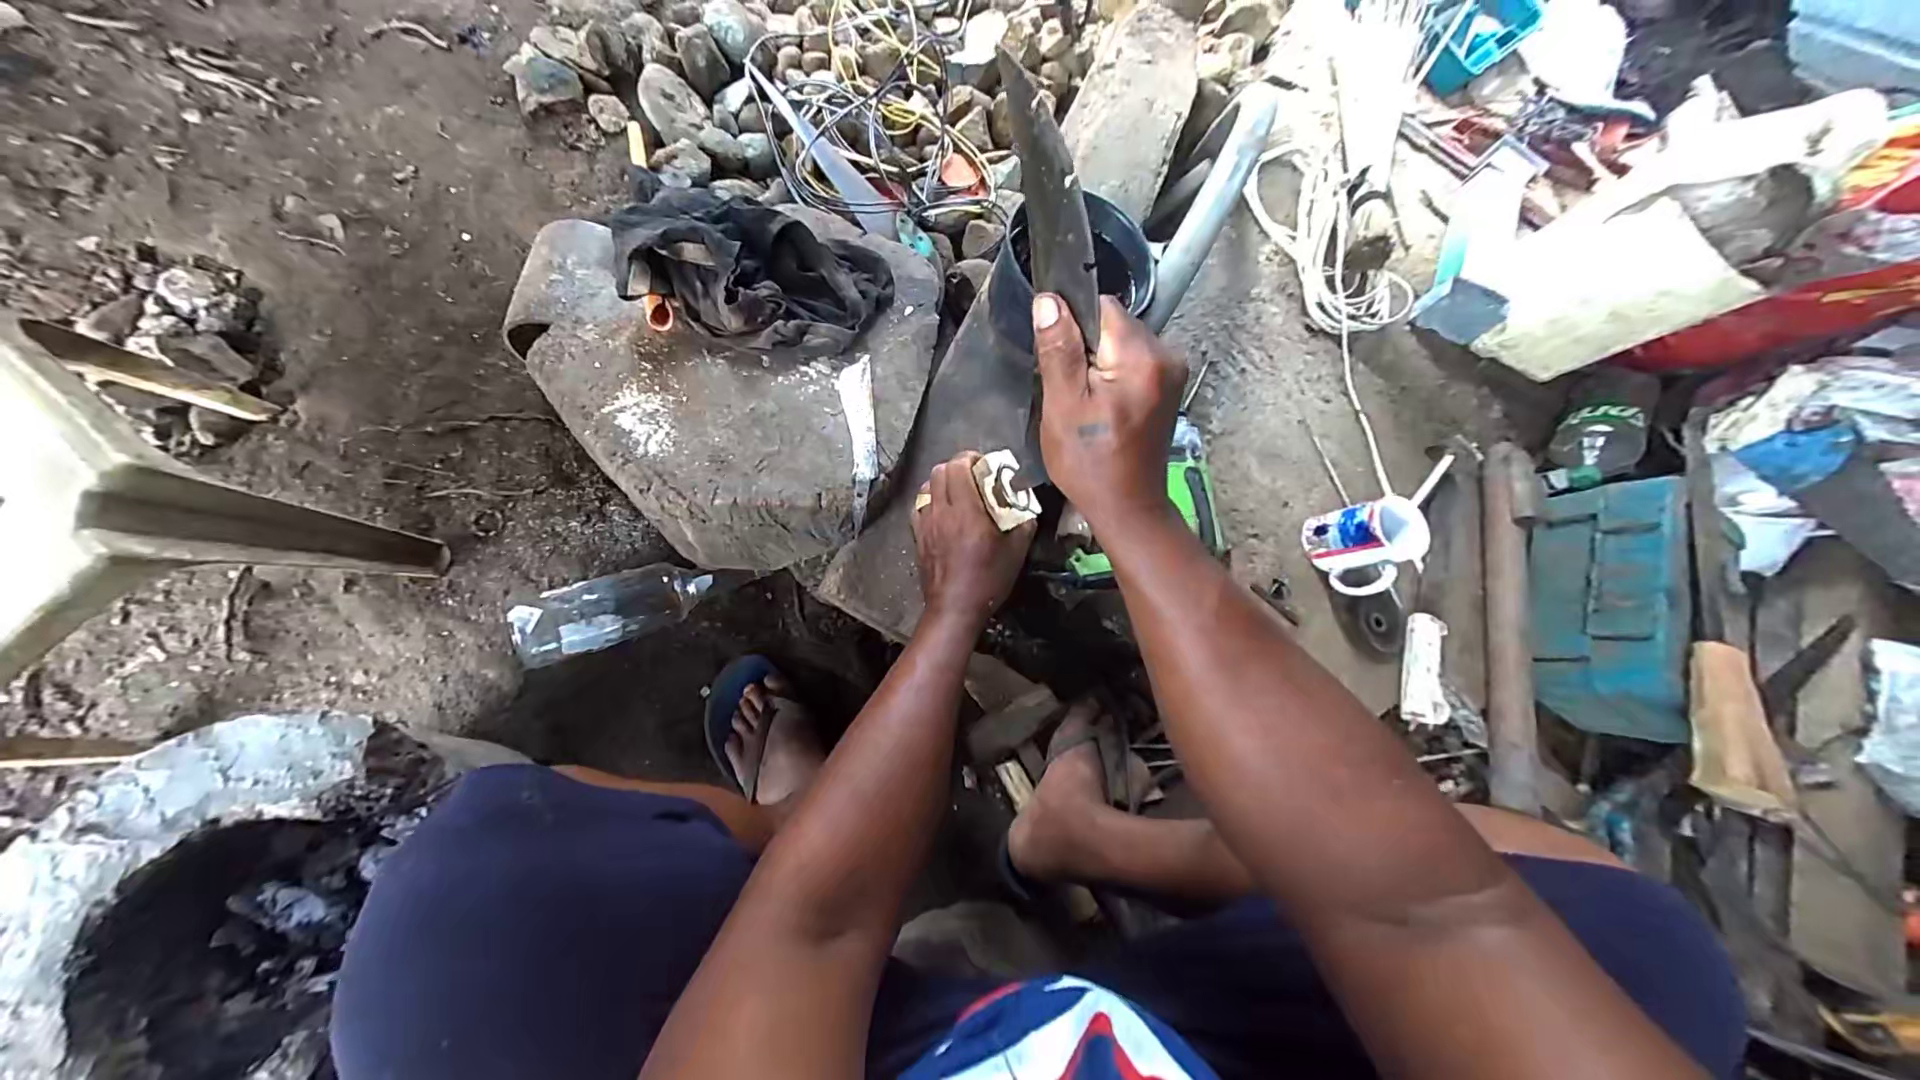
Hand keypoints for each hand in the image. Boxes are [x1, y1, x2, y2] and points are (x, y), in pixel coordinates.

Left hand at [911, 451, 1036, 625]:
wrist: (954, 608)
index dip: (970, 458)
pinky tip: (943, 511)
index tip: (984, 464)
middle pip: (939, 470)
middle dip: (956, 466)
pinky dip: (930, 499)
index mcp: (966, 511)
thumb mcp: (1016, 552)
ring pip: (926, 486)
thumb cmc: (988, 580)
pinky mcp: (917, 536)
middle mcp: (942, 512)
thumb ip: (1024, 523)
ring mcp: (925, 523)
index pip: (958, 466)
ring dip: (942, 481)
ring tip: (958, 491)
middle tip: (973, 476)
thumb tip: (1026, 507)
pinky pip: (919, 505)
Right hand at [1033, 294, 1187, 529]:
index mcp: (1142, 356)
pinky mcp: (1168, 388)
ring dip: (1098, 365)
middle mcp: (1167, 355)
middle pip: (1113, 325)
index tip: (1059, 361)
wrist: (1127, 507)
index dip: (1071, 326)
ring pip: (1121, 344)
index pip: (1101, 306)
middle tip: (1071, 393)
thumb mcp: (1064, 407)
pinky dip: (1112, 377)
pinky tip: (1101, 409)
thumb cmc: (1090, 464)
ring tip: (1086, 405)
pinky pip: (1132, 364)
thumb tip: (1049, 301)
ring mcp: (1172, 373)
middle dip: (1086, 349)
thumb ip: (1059, 350)